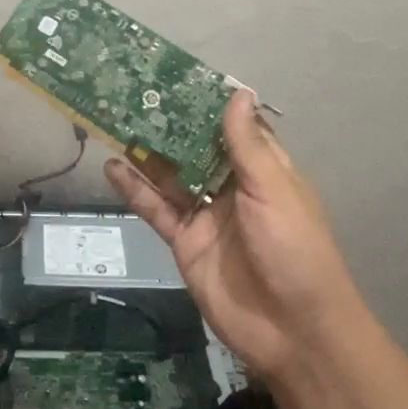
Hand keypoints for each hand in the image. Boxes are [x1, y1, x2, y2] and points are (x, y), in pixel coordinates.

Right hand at [106, 91, 359, 382]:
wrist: (293, 332)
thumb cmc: (295, 251)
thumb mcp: (274, 191)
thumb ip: (247, 146)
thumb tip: (238, 93)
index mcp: (263, 171)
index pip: (233, 129)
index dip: (207, 104)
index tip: (177, 76)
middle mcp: (232, 188)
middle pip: (195, 149)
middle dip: (169, 124)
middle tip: (132, 93)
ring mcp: (206, 216)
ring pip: (171, 176)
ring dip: (146, 152)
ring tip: (113, 120)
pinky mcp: (185, 242)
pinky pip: (157, 210)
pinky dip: (135, 189)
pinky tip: (112, 167)